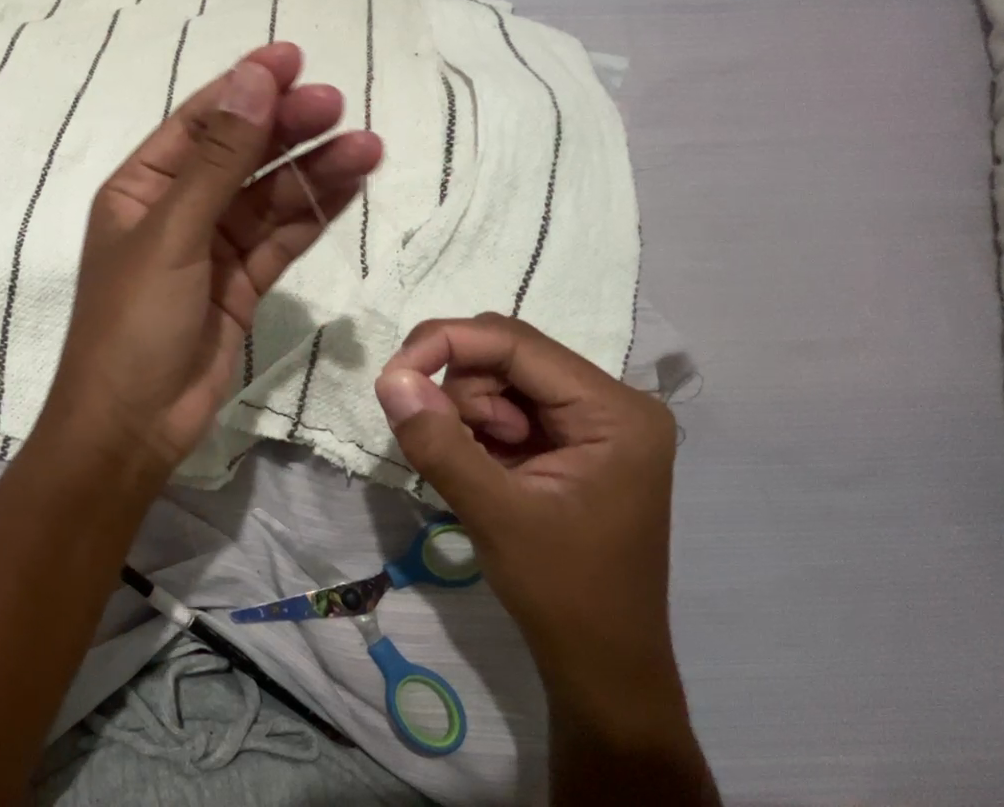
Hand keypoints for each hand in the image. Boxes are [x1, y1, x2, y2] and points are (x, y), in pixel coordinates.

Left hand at [41, 42, 381, 471]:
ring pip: (268, 197)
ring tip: (367, 146)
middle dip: (285, 128)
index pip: (197, 124)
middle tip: (337, 104)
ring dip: (312, 171)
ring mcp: (210, 249)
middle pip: (239, 156)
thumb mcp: (172, 233)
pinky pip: (281, 238)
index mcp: (139, 189)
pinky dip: (313, 213)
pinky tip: (351, 184)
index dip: (243, 89)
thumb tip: (253, 79)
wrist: (132, 422)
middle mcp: (174, 211)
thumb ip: (218, 160)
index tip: (294, 58)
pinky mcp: (240, 286)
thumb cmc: (134, 322)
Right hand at [374, 314, 685, 732]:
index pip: (515, 344)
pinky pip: (506, 409)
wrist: (600, 660)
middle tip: (456, 449)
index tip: (390, 377)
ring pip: (499, 380)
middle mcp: (611, 404)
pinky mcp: (572, 444)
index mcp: (614, 411)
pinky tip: (486, 474)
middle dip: (460, 392)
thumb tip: (388, 378)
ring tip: (481, 474)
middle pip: (506, 355)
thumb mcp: (494, 513)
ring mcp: (593, 424)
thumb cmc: (562, 589)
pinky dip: (478, 431)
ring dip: (467, 415)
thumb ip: (439, 442)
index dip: (445, 345)